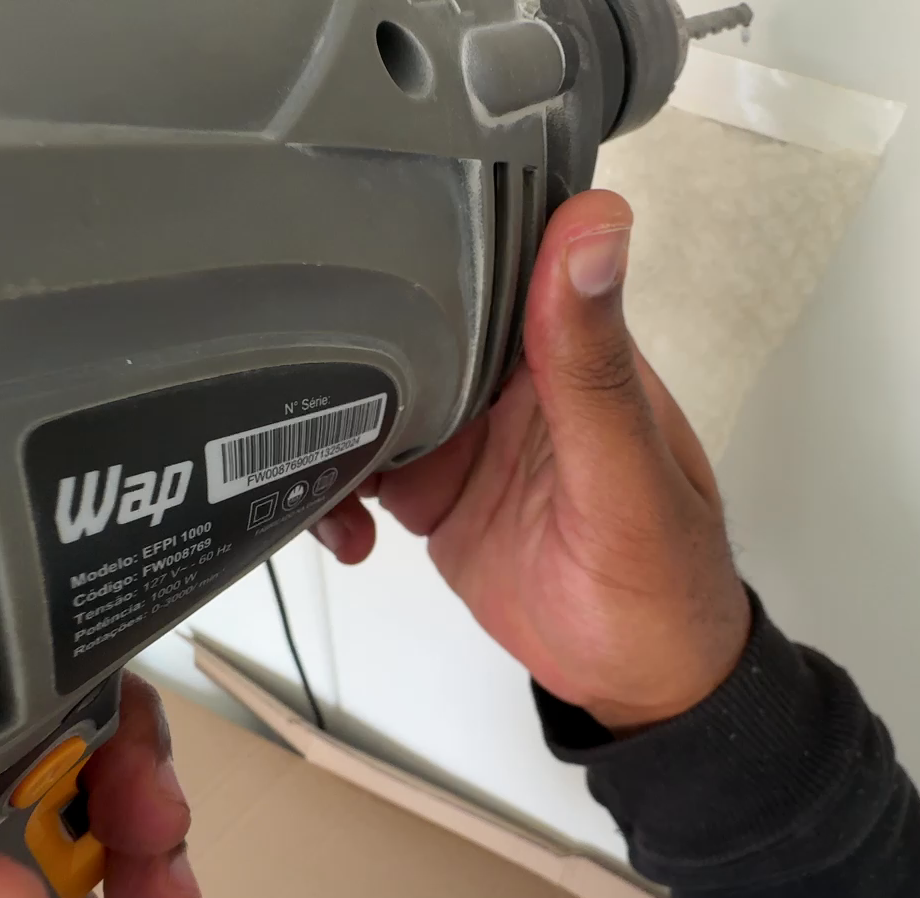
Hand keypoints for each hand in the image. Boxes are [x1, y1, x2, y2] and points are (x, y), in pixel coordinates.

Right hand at [313, 191, 749, 729]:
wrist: (636, 681)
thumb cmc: (662, 584)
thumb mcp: (627, 478)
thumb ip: (594, 368)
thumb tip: (597, 223)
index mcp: (568, 353)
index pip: (497, 257)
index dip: (427, 222)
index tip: (331, 193)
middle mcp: (515, 383)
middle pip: (415, 319)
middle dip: (345, 322)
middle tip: (257, 329)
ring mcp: (470, 438)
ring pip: (379, 393)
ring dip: (328, 416)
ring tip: (282, 451)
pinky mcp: (440, 494)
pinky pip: (370, 470)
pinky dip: (338, 490)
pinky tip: (341, 532)